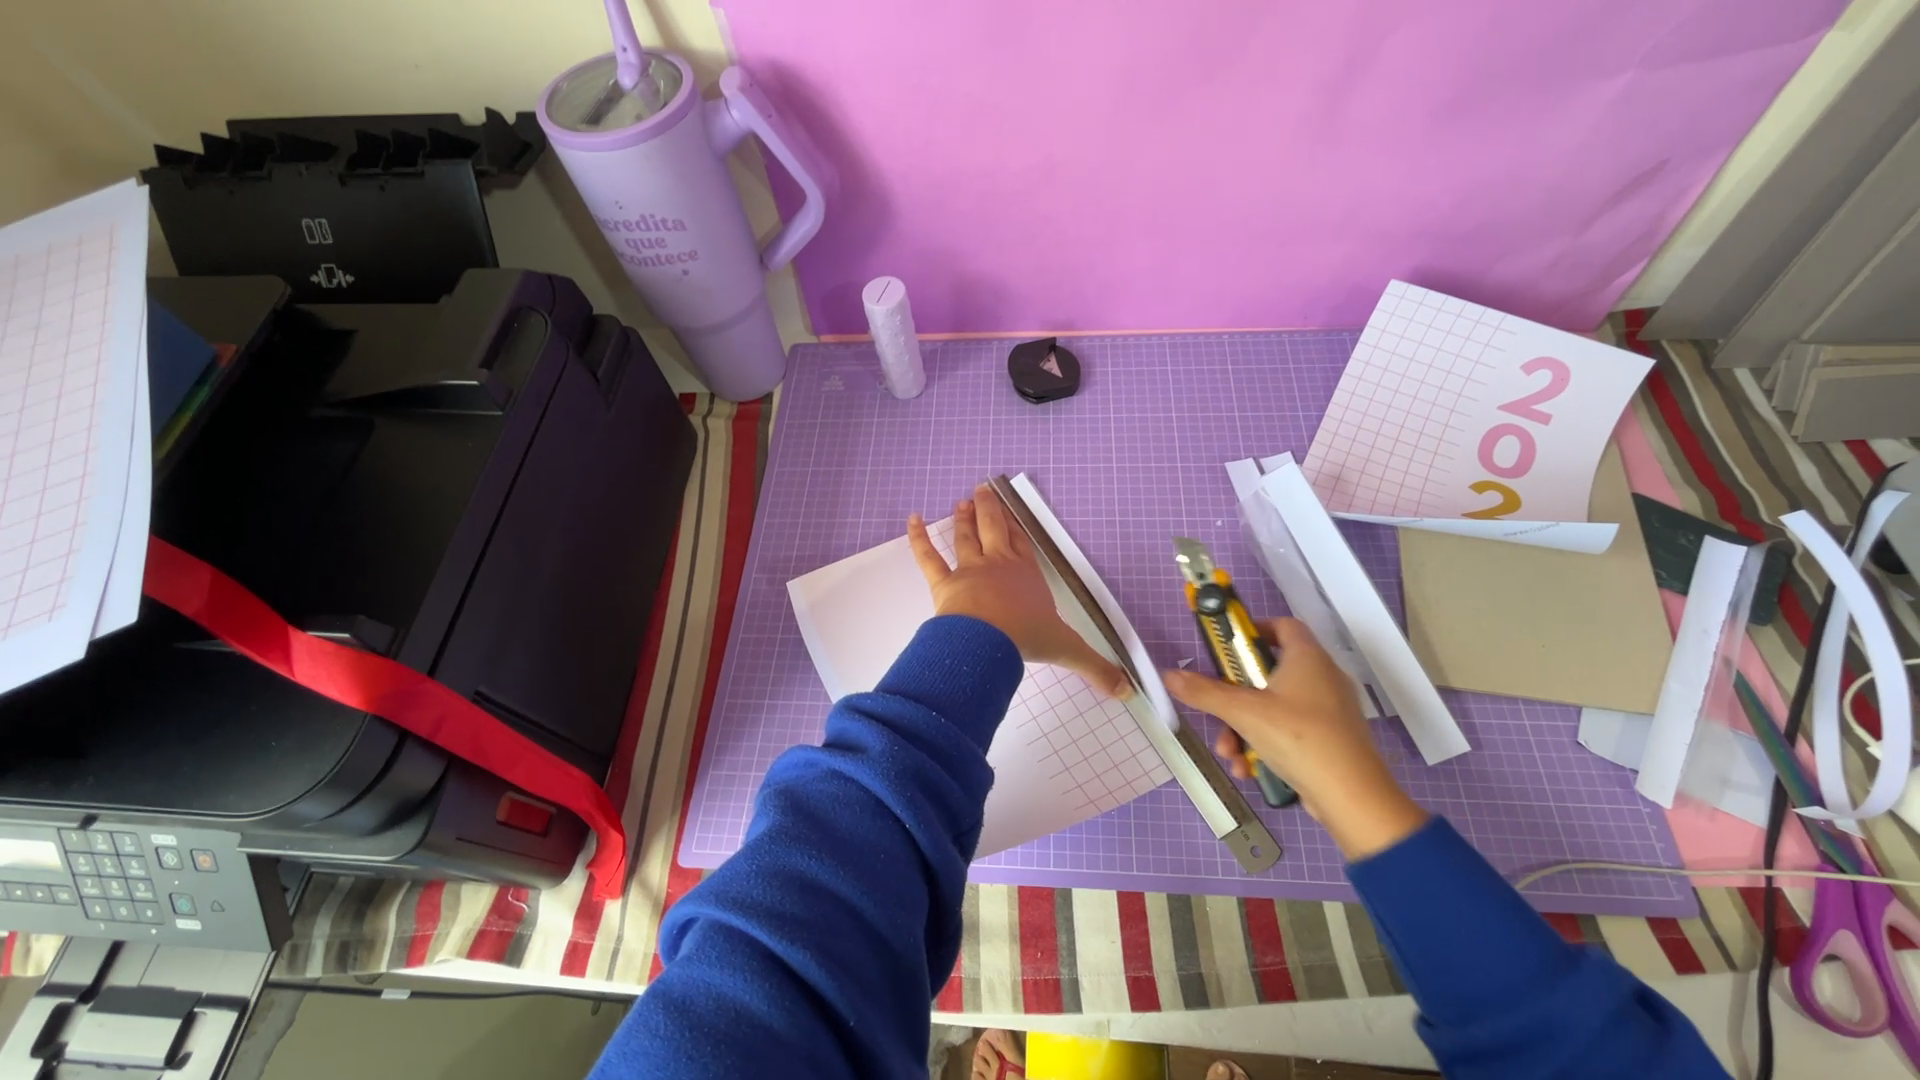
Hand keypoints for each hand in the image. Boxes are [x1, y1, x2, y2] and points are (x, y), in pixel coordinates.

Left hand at [908, 485, 1131, 699]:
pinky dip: (919, 537)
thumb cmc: (1027, 638)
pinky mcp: (944, 582)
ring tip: (962, 501)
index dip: (1017, 528)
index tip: (1012, 511)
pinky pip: (928, 556)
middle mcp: (999, 566)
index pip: (1023, 546)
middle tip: (982, 489)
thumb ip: (1096, 669)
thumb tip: (1127, 693)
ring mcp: (970, 571)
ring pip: (966, 538)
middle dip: (990, 510)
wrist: (989, 641)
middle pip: (995, 530)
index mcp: (1028, 577)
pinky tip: (912, 519)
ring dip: (964, 518)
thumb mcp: (1068, 651)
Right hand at [1161, 618, 1426, 858]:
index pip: (1282, 626)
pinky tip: (1248, 769)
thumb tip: (1169, 675)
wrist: (1351, 795)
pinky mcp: (1332, 739)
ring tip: (1230, 754)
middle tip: (1217, 714)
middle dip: (1235, 698)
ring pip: (1274, 708)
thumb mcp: (1243, 712)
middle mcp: (1322, 676)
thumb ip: (1205, 692)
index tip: (1226, 650)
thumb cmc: (1298, 738)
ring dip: (1244, 729)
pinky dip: (1266, 745)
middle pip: (1268, 674)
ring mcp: (1330, 710)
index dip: (1253, 632)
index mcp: (1307, 657)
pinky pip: (1290, 731)